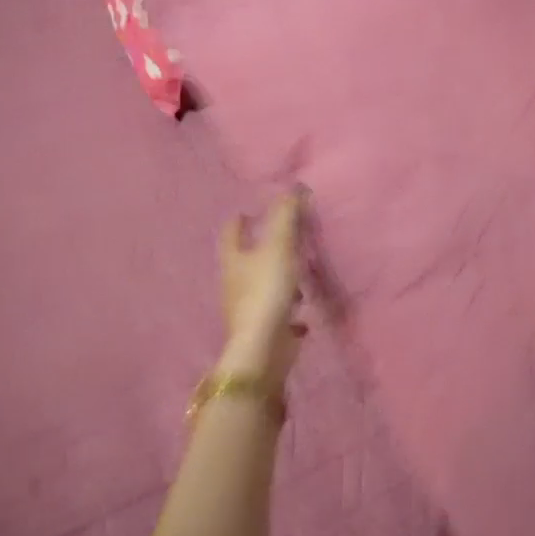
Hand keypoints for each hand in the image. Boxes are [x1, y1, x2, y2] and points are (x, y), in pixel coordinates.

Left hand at [216, 190, 305, 390]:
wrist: (263, 348)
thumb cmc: (266, 291)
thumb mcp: (279, 247)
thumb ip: (287, 216)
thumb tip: (295, 186)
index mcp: (234, 261)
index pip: (231, 235)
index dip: (237, 223)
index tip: (244, 212)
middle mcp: (235, 285)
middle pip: (244, 262)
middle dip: (258, 251)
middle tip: (277, 239)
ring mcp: (248, 311)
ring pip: (261, 289)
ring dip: (277, 280)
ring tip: (297, 274)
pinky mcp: (264, 332)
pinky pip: (278, 317)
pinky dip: (289, 312)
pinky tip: (303, 316)